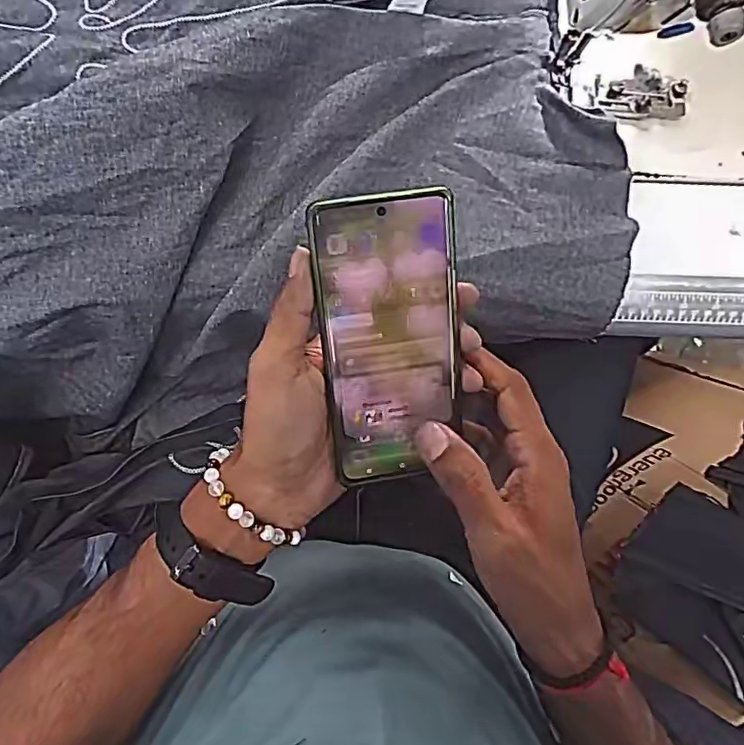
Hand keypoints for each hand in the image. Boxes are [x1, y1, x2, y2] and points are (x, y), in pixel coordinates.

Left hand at [194, 247, 483, 560]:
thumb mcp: (275, 361)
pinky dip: (446, 392)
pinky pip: (421, 402)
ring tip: (471, 352)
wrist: (281, 489)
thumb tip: (301, 255)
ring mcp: (375, 393)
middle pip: (404, 331)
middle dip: (440, 317)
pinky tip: (465, 386)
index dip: (403, 285)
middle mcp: (356, 361)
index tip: (437, 270)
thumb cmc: (272, 422)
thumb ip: (291, 312)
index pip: (371, 303)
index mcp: (330, 340)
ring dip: (449, 353)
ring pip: (420, 364)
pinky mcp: (389, 423)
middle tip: (467, 311)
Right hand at [414, 347, 605, 677]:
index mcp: (539, 456)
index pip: (515, 392)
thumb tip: (429, 429)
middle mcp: (536, 457)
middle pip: (505, 402)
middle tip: (428, 364)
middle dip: (471, 378)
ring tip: (424, 393)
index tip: (453, 342)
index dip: (486, 363)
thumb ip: (462, 476)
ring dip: (464, 408)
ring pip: (494, 425)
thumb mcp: (492, 528)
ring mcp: (525, 473)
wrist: (559, 627)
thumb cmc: (533, 581)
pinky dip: (463, 439)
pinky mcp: (514, 490)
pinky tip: (434, 439)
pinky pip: (487, 451)